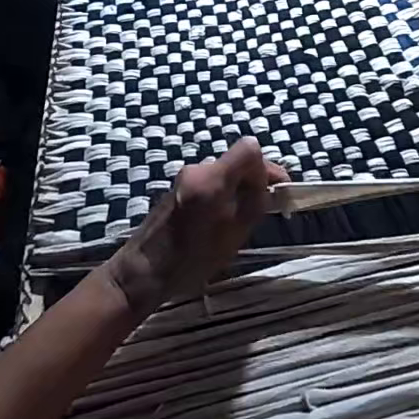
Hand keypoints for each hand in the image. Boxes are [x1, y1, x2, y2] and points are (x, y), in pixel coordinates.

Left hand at [98, 138, 288, 314]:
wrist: (145, 269)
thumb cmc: (193, 258)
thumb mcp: (235, 233)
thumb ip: (255, 201)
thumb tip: (266, 183)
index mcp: (213, 178)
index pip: (250, 148)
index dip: (266, 167)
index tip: (274, 192)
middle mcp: (198, 169)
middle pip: (237, 161)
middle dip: (254, 180)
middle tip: (264, 208)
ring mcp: (185, 177)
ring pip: (224, 174)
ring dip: (238, 190)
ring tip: (241, 221)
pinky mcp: (178, 188)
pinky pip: (210, 182)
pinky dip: (222, 195)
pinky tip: (220, 221)